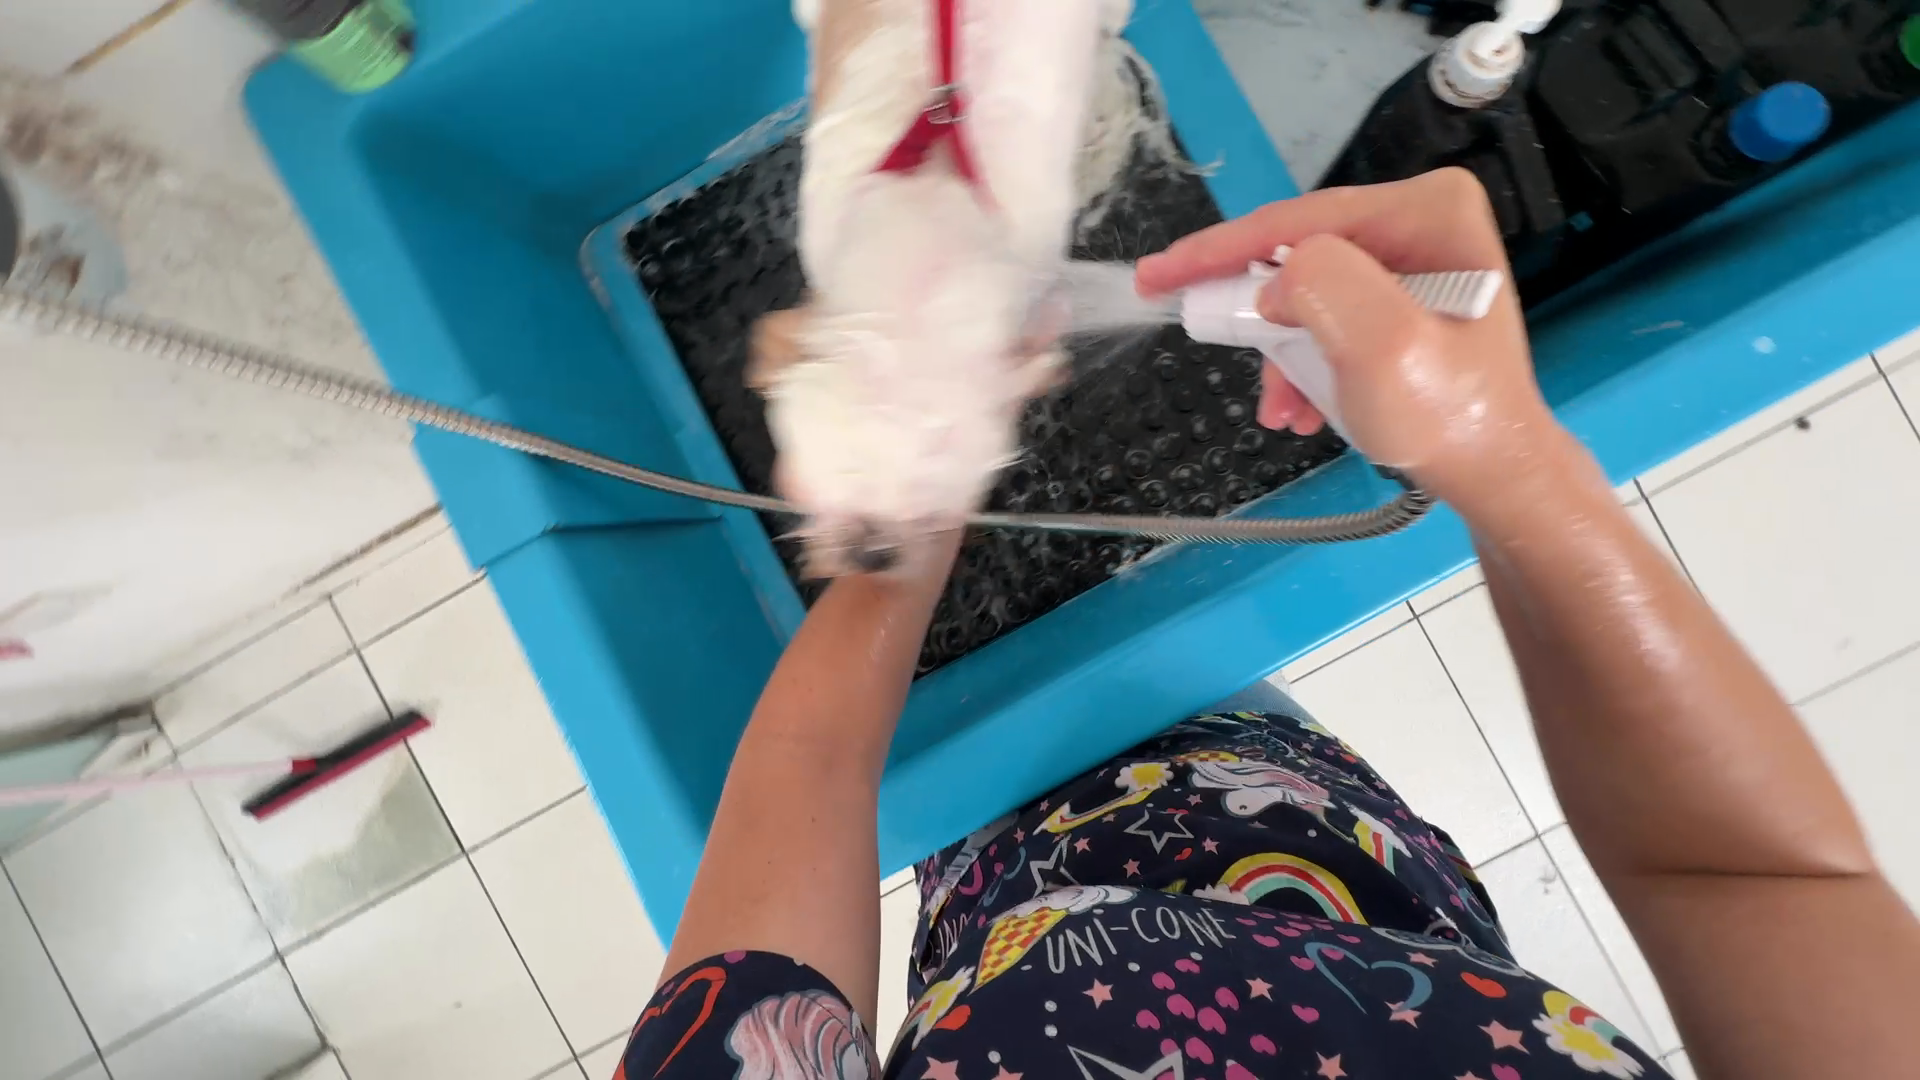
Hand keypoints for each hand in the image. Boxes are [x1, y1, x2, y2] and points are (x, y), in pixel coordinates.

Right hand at [1135, 169, 1568, 508]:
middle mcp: (1414, 225)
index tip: (1154, 277)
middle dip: (1249, 312)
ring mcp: (1405, 266)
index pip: (1293, 220)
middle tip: (1195, 329)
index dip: (1214, 251)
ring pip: (1300, 298)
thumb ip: (1323, 287)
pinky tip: (1300, 408)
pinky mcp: (1392, 304)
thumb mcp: (1383, 346)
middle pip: (1293, 257)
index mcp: (1422, 211)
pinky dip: (1299, 368)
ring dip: (1277, 356)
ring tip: (1278, 409)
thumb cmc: (1442, 414)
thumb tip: (1270, 285)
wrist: (1486, 471)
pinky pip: (1319, 325)